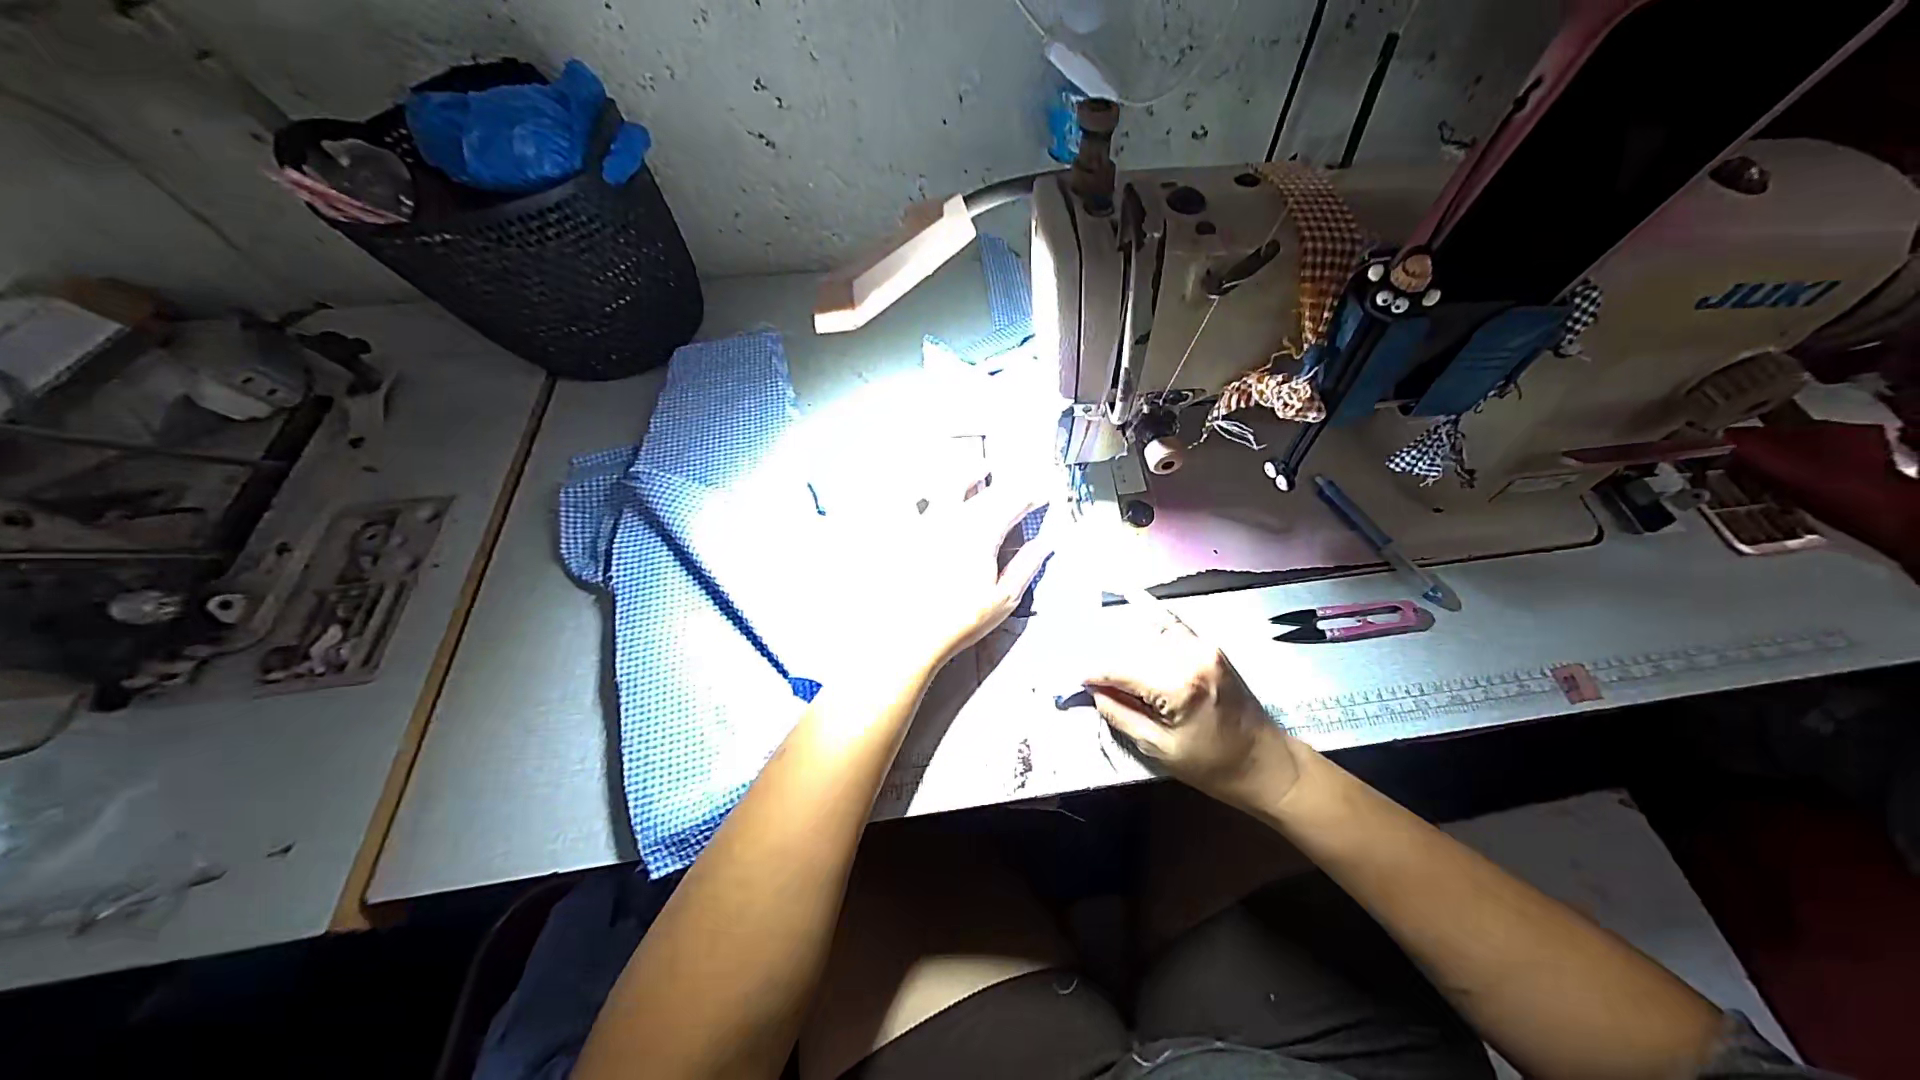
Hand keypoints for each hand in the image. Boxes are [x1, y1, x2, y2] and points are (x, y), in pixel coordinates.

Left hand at [878, 478, 1055, 670]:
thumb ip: (1026, 565)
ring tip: (979, 469)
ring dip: (968, 473)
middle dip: (1008, 482)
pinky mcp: (904, 534)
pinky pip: (914, 502)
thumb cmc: (955, 621)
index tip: (1044, 495)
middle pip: (984, 488)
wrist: (907, 636)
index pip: (1015, 500)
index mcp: (980, 532)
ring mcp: (925, 524)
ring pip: (948, 484)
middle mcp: (951, 519)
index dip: (1034, 494)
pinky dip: (927, 492)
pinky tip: (930, 493)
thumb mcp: (1003, 598)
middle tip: (1021, 483)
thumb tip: (1044, 545)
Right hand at [1082, 601, 1299, 809]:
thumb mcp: (1158, 748)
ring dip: (1128, 640)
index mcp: (1178, 687)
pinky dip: (1151, 624)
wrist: (1268, 763)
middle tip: (1088, 667)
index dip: (1095, 674)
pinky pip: (1173, 629)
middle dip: (1110, 657)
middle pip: (1134, 648)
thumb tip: (1093, 691)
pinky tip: (1132, 609)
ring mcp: (1204, 648)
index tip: (1076, 678)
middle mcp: (1191, 657)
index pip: (1121, 670)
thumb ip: (1120, 714)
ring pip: (1152, 633)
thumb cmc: (1213, 765)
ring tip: (1106, 645)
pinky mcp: (1211, 647)